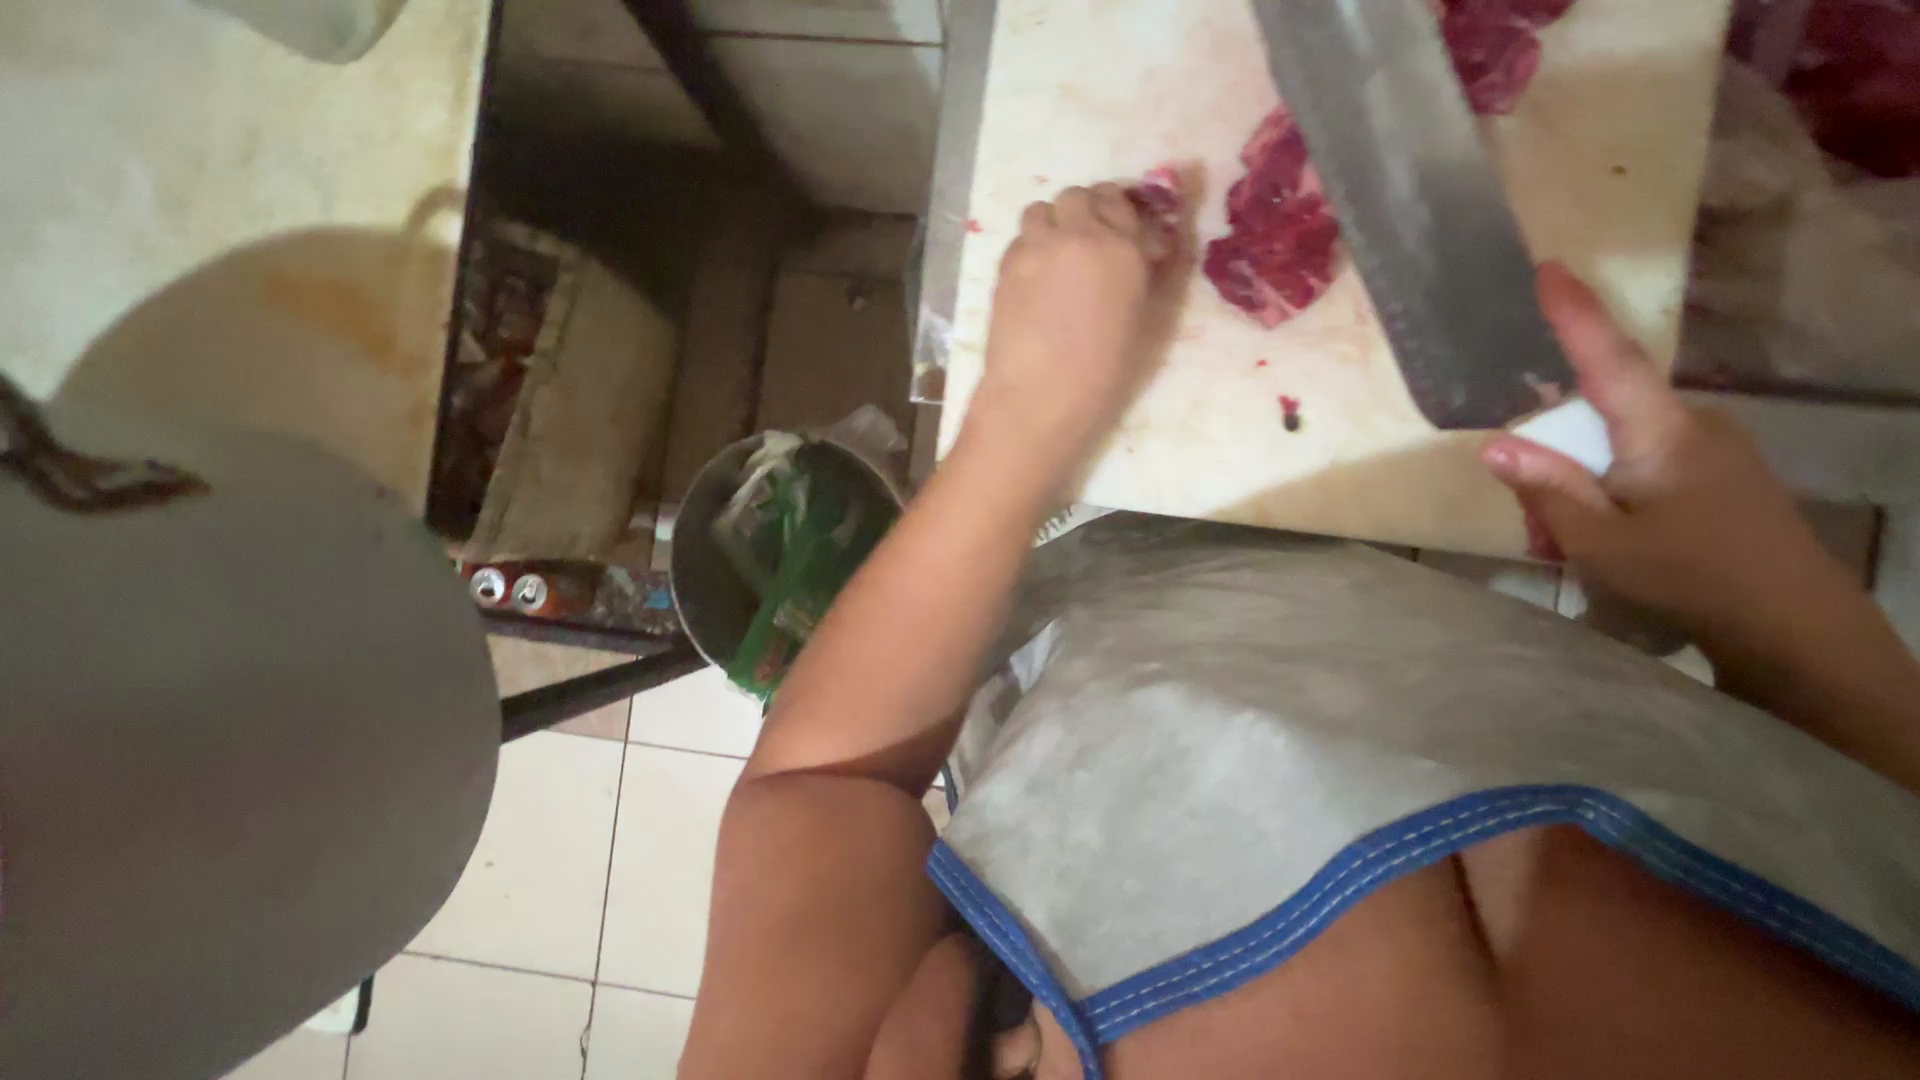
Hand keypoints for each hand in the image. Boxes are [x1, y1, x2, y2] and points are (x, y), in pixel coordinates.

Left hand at [960, 183, 1178, 488]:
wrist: (1040, 394)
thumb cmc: (1102, 371)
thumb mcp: (1143, 319)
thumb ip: (1146, 272)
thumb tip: (1146, 248)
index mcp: (1123, 247)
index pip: (1121, 200)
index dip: (1119, 211)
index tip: (1120, 229)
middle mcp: (1079, 235)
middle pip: (1078, 195)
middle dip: (1084, 211)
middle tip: (1087, 240)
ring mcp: (1037, 247)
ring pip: (1041, 209)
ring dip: (1052, 224)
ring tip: (1056, 255)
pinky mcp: (1006, 266)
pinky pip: (1019, 238)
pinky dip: (1029, 247)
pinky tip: (1034, 278)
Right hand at [1481, 263, 1858, 650]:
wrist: (1795, 627)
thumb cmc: (1689, 578)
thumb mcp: (1596, 541)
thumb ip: (1545, 490)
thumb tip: (1494, 445)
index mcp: (1660, 432)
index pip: (1607, 361)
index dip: (1574, 315)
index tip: (1548, 270)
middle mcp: (1690, 426)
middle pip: (1595, 419)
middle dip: (1551, 463)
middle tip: (1535, 527)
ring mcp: (1710, 450)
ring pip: (1613, 448)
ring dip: (1576, 488)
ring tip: (1566, 546)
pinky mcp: (1718, 475)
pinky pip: (1640, 466)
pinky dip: (1605, 495)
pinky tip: (1601, 540)